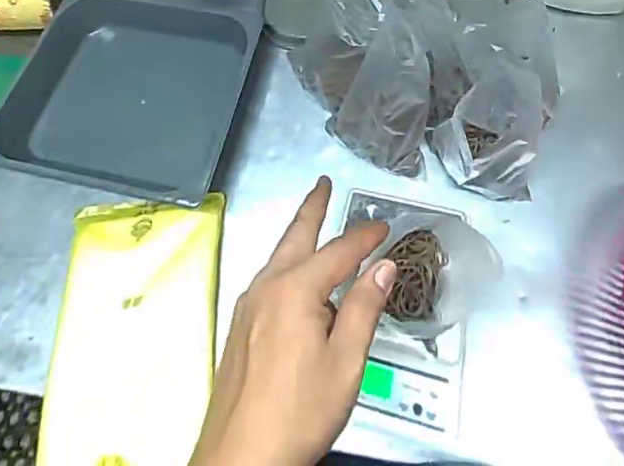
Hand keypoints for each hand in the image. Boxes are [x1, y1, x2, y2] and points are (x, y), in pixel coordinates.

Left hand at [190, 177, 393, 465]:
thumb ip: (364, 309)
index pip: (338, 253)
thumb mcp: (346, 363)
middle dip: (312, 208)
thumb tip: (383, 266)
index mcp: (295, 290)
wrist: (242, 453)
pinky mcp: (240, 321)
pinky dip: (287, 260)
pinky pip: (268, 276)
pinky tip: (293, 273)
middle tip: (322, 184)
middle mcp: (267, 286)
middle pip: (295, 236)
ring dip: (298, 233)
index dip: (363, 237)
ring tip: (311, 219)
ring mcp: (248, 302)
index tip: (383, 226)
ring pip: (279, 255)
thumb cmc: (300, 411)